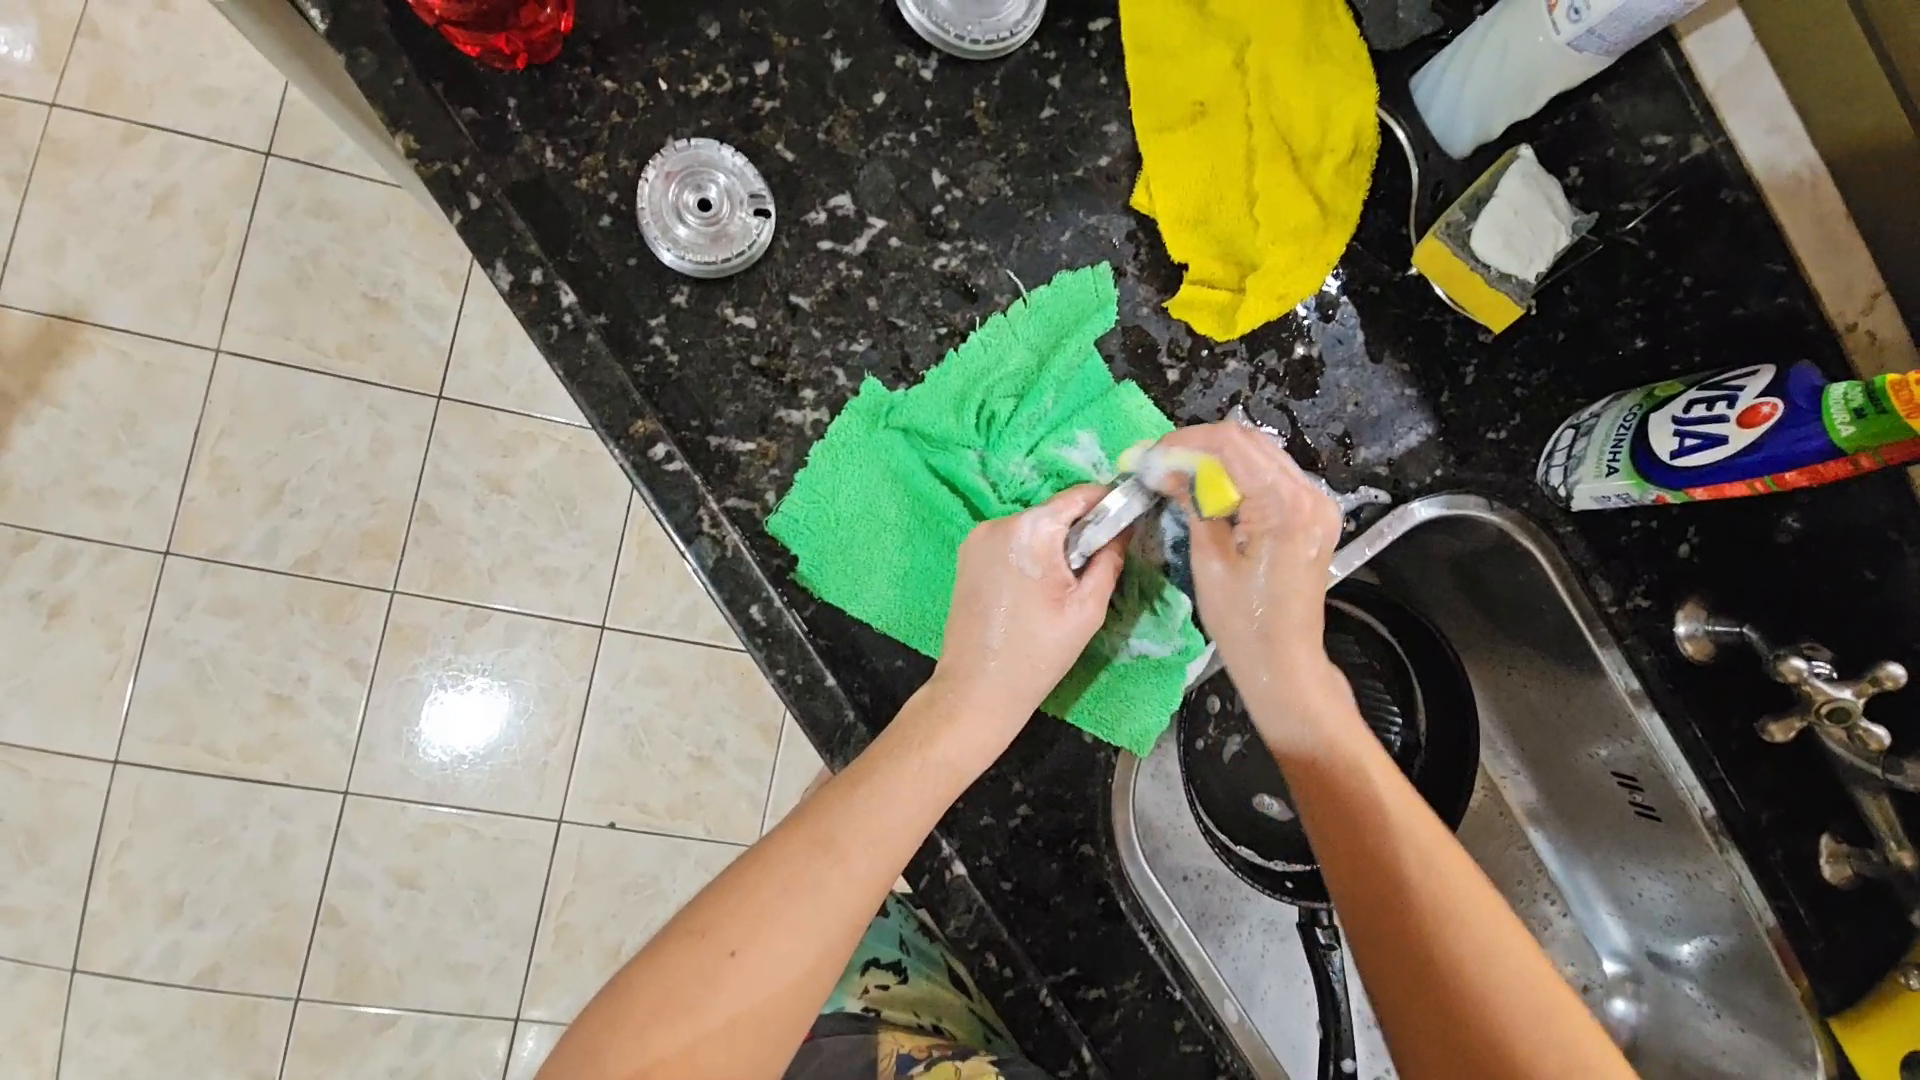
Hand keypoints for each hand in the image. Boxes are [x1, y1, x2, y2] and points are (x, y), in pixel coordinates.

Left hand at [926, 485, 1124, 761]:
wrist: (977, 688)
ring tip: (1060, 589)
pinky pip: (1011, 543)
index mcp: (1031, 528)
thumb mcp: (1087, 608)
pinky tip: (1034, 592)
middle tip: (1094, 569)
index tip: (1128, 521)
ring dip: (1053, 547)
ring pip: (1032, 529)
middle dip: (1079, 533)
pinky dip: (1029, 556)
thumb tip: (1123, 528)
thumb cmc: (1038, 652)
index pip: (1080, 495)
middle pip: (1054, 513)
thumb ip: (1109, 559)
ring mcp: (978, 538)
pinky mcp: (966, 556)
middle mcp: (1000, 522)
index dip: (1109, 504)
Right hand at [1152, 423, 1355, 752]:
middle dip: (1199, 447)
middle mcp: (1310, 494)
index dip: (1184, 443)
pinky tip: (1210, 490)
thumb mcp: (1209, 560)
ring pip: (1261, 454)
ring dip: (1217, 459)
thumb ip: (1195, 504)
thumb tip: (1169, 471)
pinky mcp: (1313, 514)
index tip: (1152, 457)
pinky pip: (1271, 476)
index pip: (1230, 445)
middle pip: (1249, 441)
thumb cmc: (1242, 622)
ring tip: (1178, 474)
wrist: (1284, 661)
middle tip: (1160, 464)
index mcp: (1284, 505)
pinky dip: (1237, 475)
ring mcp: (1317, 503)